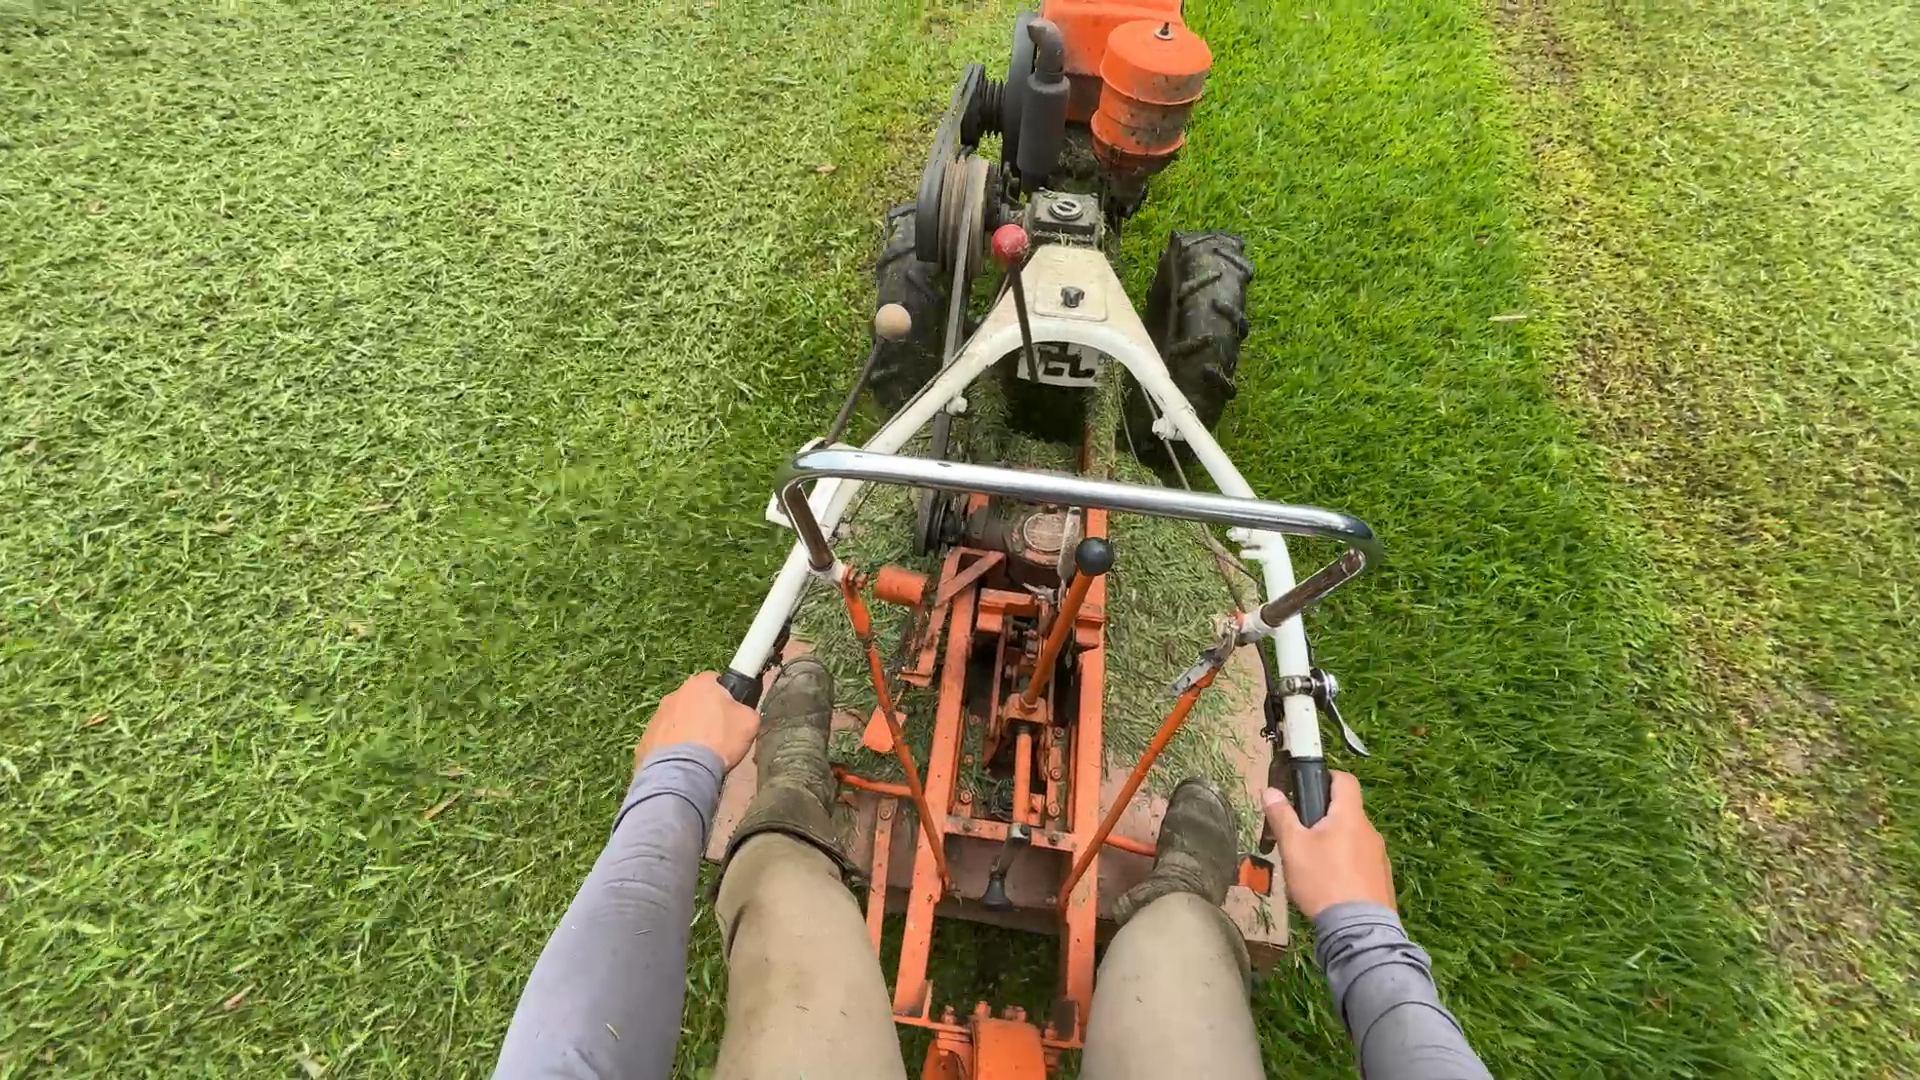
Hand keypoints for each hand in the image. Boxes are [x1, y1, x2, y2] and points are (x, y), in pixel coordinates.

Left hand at [634, 672, 760, 773]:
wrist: (682, 773)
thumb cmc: (719, 740)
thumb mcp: (749, 721)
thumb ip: (746, 709)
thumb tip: (740, 712)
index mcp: (700, 684)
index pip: (715, 679)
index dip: (726, 695)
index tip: (731, 712)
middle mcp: (674, 694)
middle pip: (694, 700)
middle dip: (704, 713)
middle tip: (717, 734)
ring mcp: (656, 717)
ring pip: (677, 720)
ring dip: (686, 731)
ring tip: (699, 754)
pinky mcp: (645, 740)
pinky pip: (664, 741)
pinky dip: (673, 749)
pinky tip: (683, 764)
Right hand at [1263, 771, 1395, 917]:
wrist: (1359, 932)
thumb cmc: (1323, 880)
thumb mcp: (1293, 846)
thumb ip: (1281, 816)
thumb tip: (1270, 791)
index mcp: (1349, 817)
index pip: (1344, 780)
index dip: (1325, 776)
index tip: (1305, 787)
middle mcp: (1369, 832)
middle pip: (1345, 811)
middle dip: (1322, 816)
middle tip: (1297, 831)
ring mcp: (1379, 858)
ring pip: (1351, 837)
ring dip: (1332, 841)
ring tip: (1309, 862)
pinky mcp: (1381, 881)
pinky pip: (1359, 860)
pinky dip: (1344, 862)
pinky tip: (1328, 882)